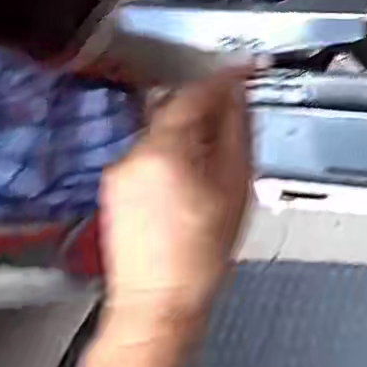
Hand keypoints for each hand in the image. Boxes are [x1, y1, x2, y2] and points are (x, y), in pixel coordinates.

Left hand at [98, 65, 253, 337]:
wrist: (158, 301)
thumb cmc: (202, 247)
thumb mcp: (237, 179)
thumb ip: (237, 129)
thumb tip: (239, 96)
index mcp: (164, 149)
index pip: (197, 94)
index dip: (227, 75)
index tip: (250, 65)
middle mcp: (132, 155)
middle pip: (176, 109)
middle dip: (212, 101)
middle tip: (243, 102)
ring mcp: (119, 174)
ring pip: (164, 129)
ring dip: (196, 124)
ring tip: (226, 141)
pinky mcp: (116, 189)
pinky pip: (153, 150)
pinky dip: (179, 145)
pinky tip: (200, 165)